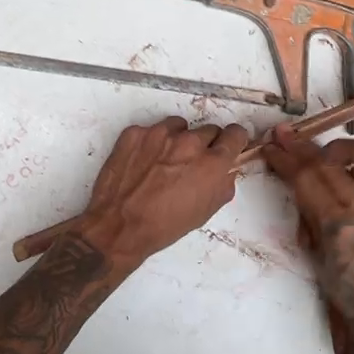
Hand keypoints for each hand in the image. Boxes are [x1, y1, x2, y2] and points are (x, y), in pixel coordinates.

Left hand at [71, 117, 247, 266]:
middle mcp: (189, 142)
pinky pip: (152, 131)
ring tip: (165, 163)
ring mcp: (159, 133)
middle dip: (205, 145)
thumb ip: (222, 185)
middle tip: (191, 164)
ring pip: (180, 127)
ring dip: (179, 140)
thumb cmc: (165, 226)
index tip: (229, 146)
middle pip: (208, 130)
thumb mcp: (205, 212)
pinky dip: (152, 143)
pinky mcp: (135, 132)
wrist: (118, 226)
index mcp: (211, 163)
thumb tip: (226, 171)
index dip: (234, 141)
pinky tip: (144, 163)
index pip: (235, 134)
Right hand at [262, 131, 353, 329]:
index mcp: (336, 226)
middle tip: (285, 136)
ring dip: (336, 148)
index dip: (285, 159)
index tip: (271, 148)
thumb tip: (296, 183)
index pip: (305, 178)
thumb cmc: (345, 289)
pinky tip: (348, 167)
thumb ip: (308, 216)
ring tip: (323, 153)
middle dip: (301, 146)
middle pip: (327, 161)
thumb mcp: (315, 254)